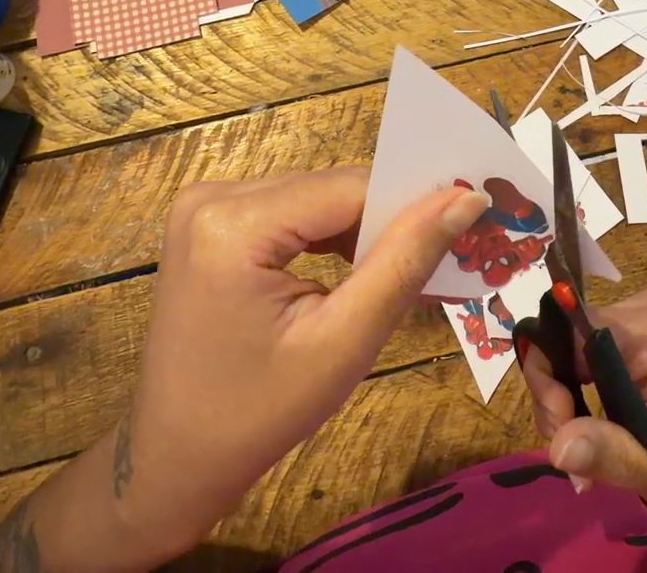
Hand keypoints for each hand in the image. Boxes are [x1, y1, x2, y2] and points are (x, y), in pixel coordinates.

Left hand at [115, 167, 488, 549]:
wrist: (174, 457)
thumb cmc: (259, 413)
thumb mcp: (343, 342)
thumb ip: (404, 262)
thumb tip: (466, 200)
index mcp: (233, 223)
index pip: (349, 188)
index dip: (414, 201)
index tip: (471, 222)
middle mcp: (212, 195)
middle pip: (329, 189)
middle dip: (388, 219)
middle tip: (444, 254)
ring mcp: (205, 206)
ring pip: (313, 197)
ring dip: (360, 229)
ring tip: (403, 270)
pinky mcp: (210, 222)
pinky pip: (288, 212)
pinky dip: (327, 236)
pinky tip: (357, 269)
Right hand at [520, 289, 646, 549]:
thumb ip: (610, 453)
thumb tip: (556, 447)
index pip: (565, 327)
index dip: (549, 377)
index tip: (559, 432)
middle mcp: (645, 309)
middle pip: (566, 339)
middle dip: (558, 397)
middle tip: (573, 456)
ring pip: (575, 348)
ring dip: (571, 401)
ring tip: (589, 453)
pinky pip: (596, 354)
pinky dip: (589, 394)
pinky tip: (603, 433)